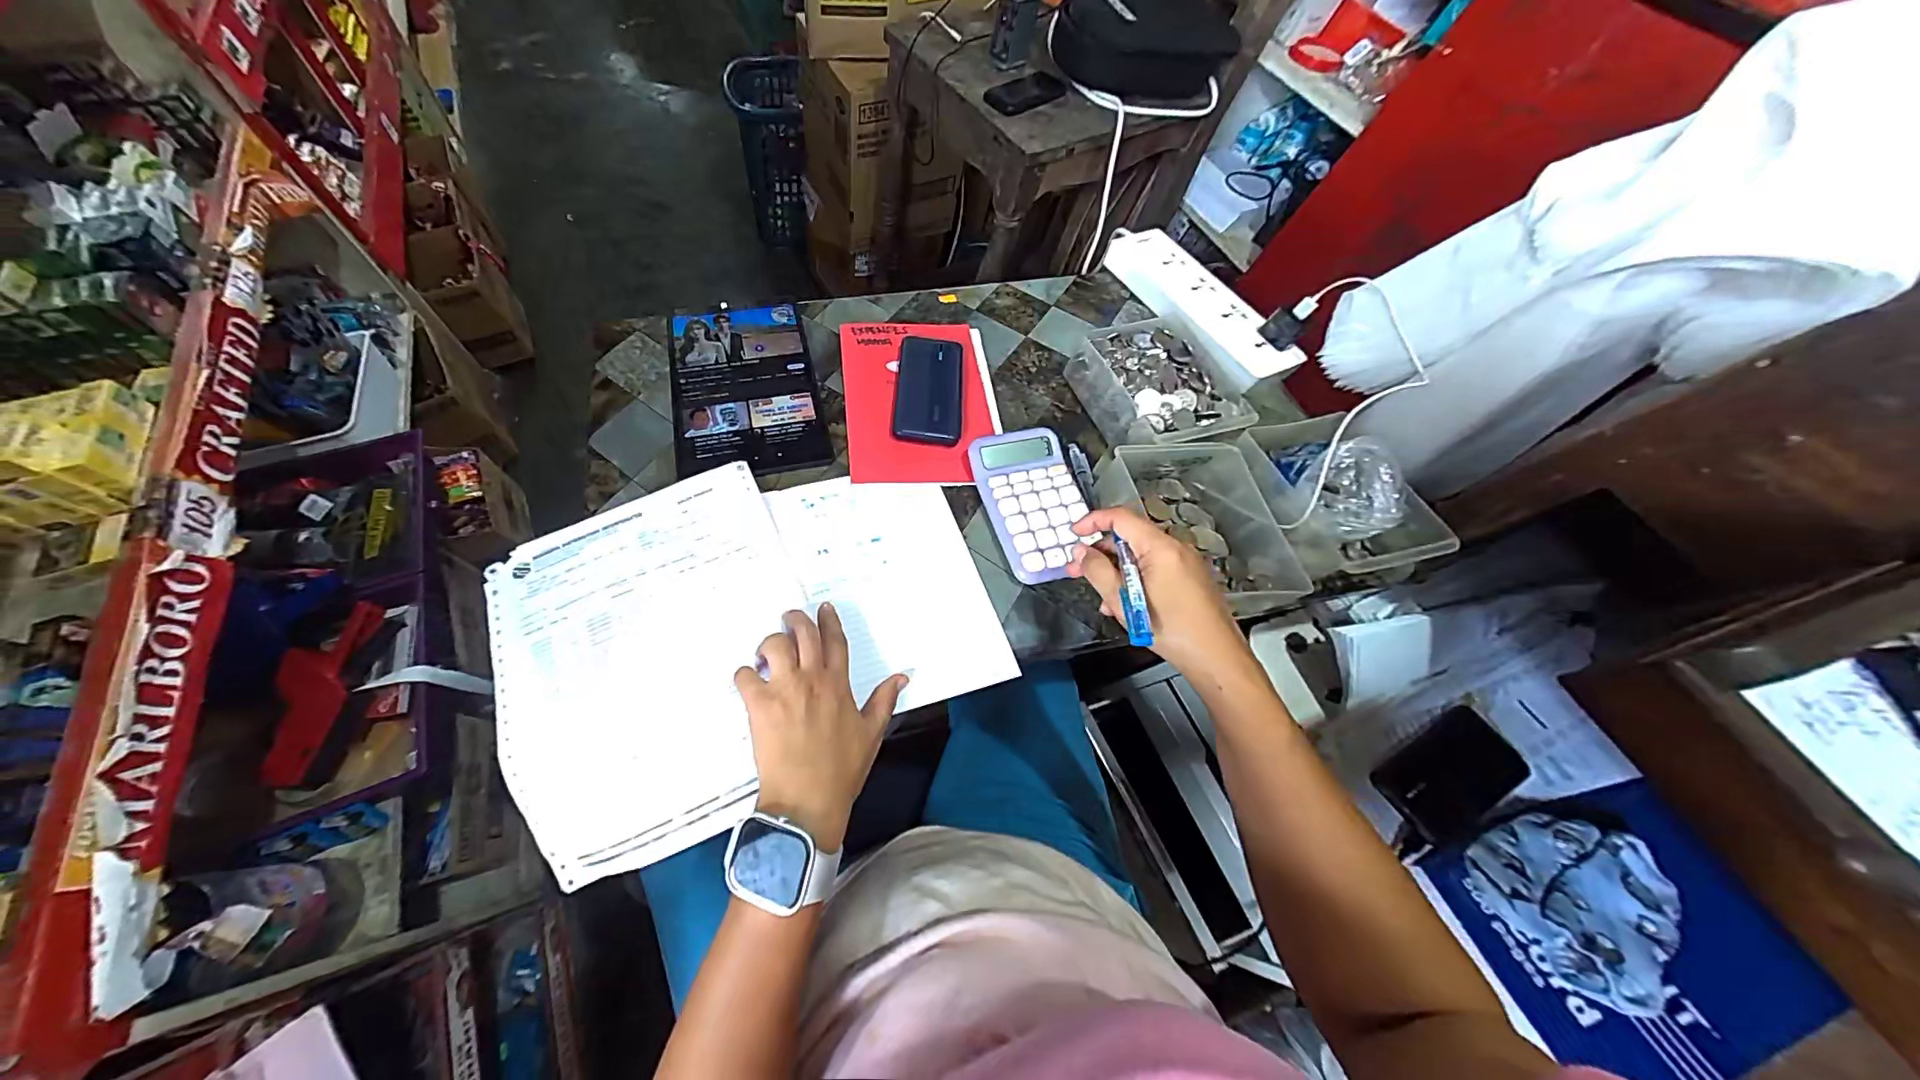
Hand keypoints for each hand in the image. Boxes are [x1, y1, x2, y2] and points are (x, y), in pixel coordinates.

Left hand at [733, 604, 907, 851]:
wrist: (807, 800)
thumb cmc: (840, 770)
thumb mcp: (871, 733)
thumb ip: (884, 700)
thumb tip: (901, 677)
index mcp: (839, 685)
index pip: (835, 641)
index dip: (829, 621)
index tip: (824, 609)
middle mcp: (812, 680)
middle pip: (803, 633)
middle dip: (796, 619)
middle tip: (790, 618)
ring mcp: (784, 690)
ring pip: (774, 645)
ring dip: (769, 643)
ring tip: (767, 653)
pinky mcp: (759, 706)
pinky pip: (745, 674)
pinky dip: (745, 673)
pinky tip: (750, 682)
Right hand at [1067, 507, 1258, 685]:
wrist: (1215, 656)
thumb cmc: (1173, 630)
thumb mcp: (1123, 601)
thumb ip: (1097, 572)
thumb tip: (1081, 552)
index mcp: (1160, 548)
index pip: (1121, 518)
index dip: (1093, 521)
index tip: (1075, 533)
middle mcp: (1176, 548)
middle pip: (1130, 537)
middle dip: (1101, 553)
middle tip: (1078, 569)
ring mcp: (1185, 562)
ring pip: (1141, 556)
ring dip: (1117, 570)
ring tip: (1102, 595)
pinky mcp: (1190, 577)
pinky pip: (1155, 568)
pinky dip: (1135, 579)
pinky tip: (1125, 603)